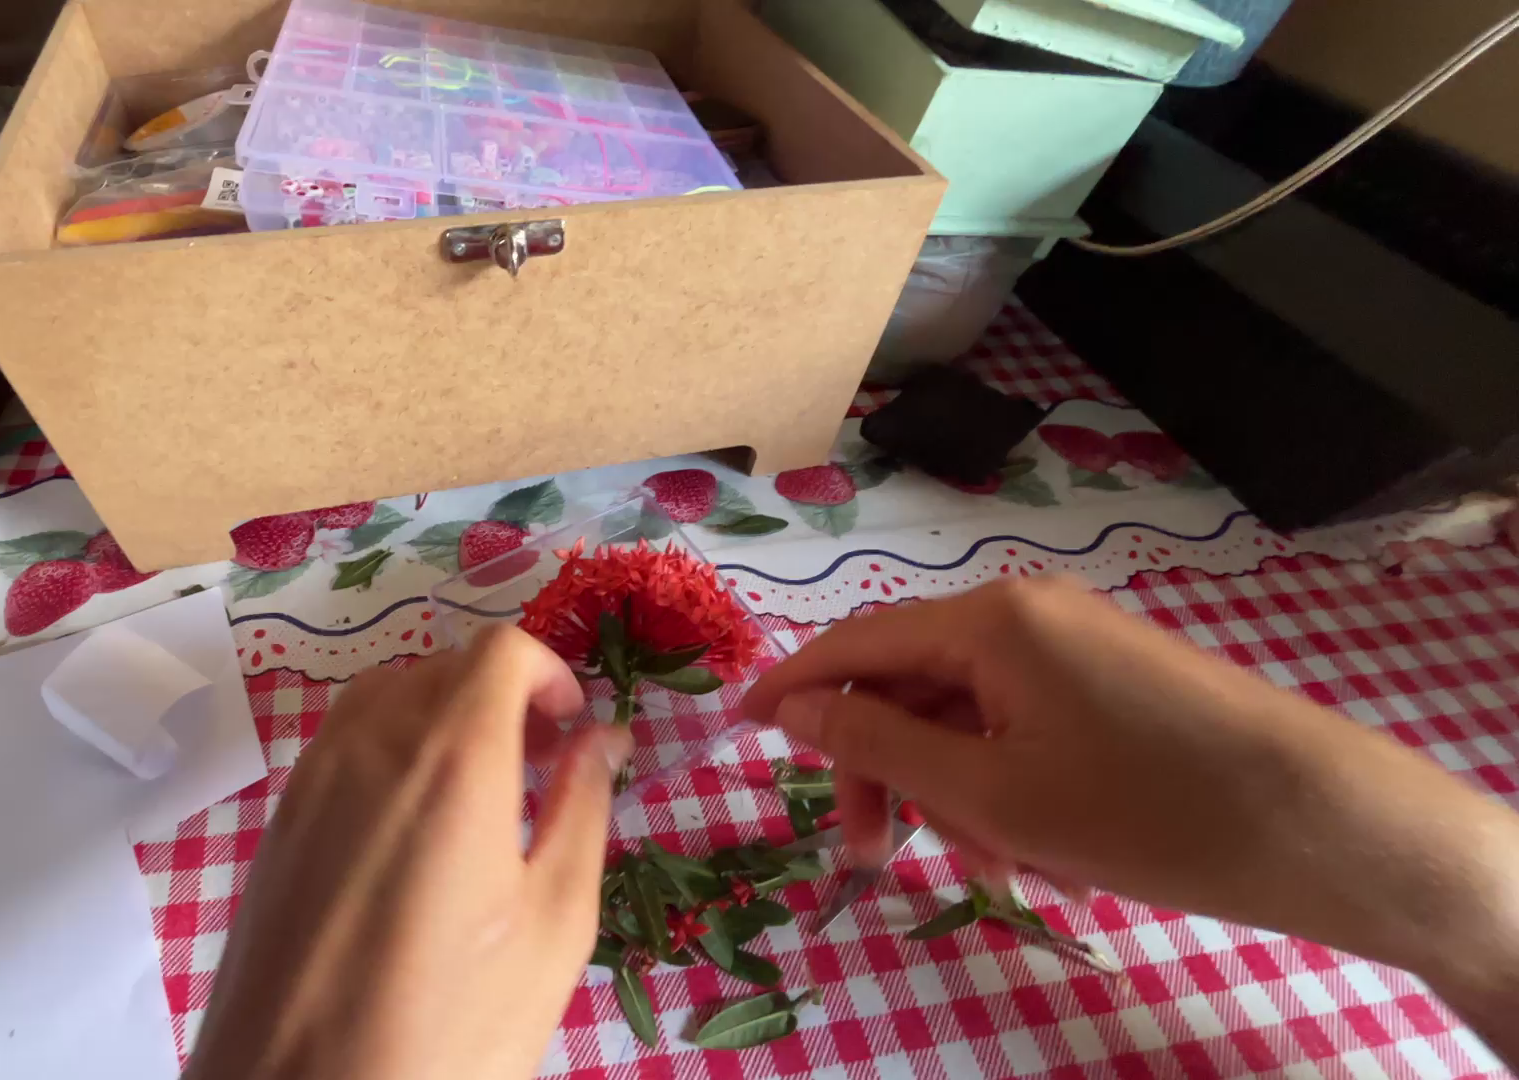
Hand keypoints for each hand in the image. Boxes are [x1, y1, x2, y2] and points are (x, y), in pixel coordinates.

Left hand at [185, 626, 630, 1079]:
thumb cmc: (450, 1026)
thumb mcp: (552, 922)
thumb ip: (582, 806)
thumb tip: (603, 737)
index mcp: (452, 759)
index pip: (500, 650)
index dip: (548, 671)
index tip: (568, 727)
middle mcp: (375, 741)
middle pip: (450, 663)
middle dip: (506, 692)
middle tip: (538, 760)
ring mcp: (316, 771)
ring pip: (395, 687)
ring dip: (448, 708)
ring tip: (477, 782)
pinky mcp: (282, 809)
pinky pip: (348, 730)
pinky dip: (396, 735)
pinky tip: (413, 813)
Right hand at [742, 578, 1518, 1054]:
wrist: (1356, 839)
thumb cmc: (1153, 813)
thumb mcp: (989, 794)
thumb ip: (874, 745)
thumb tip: (792, 710)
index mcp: (984, 621)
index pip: (852, 643)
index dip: (790, 686)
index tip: (740, 724)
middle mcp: (1017, 614)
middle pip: (905, 685)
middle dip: (883, 769)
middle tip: (873, 852)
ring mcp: (1063, 643)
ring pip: (959, 714)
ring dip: (948, 789)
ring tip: (989, 866)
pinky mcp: (1099, 679)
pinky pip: (1011, 723)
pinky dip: (997, 782)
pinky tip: (1033, 847)